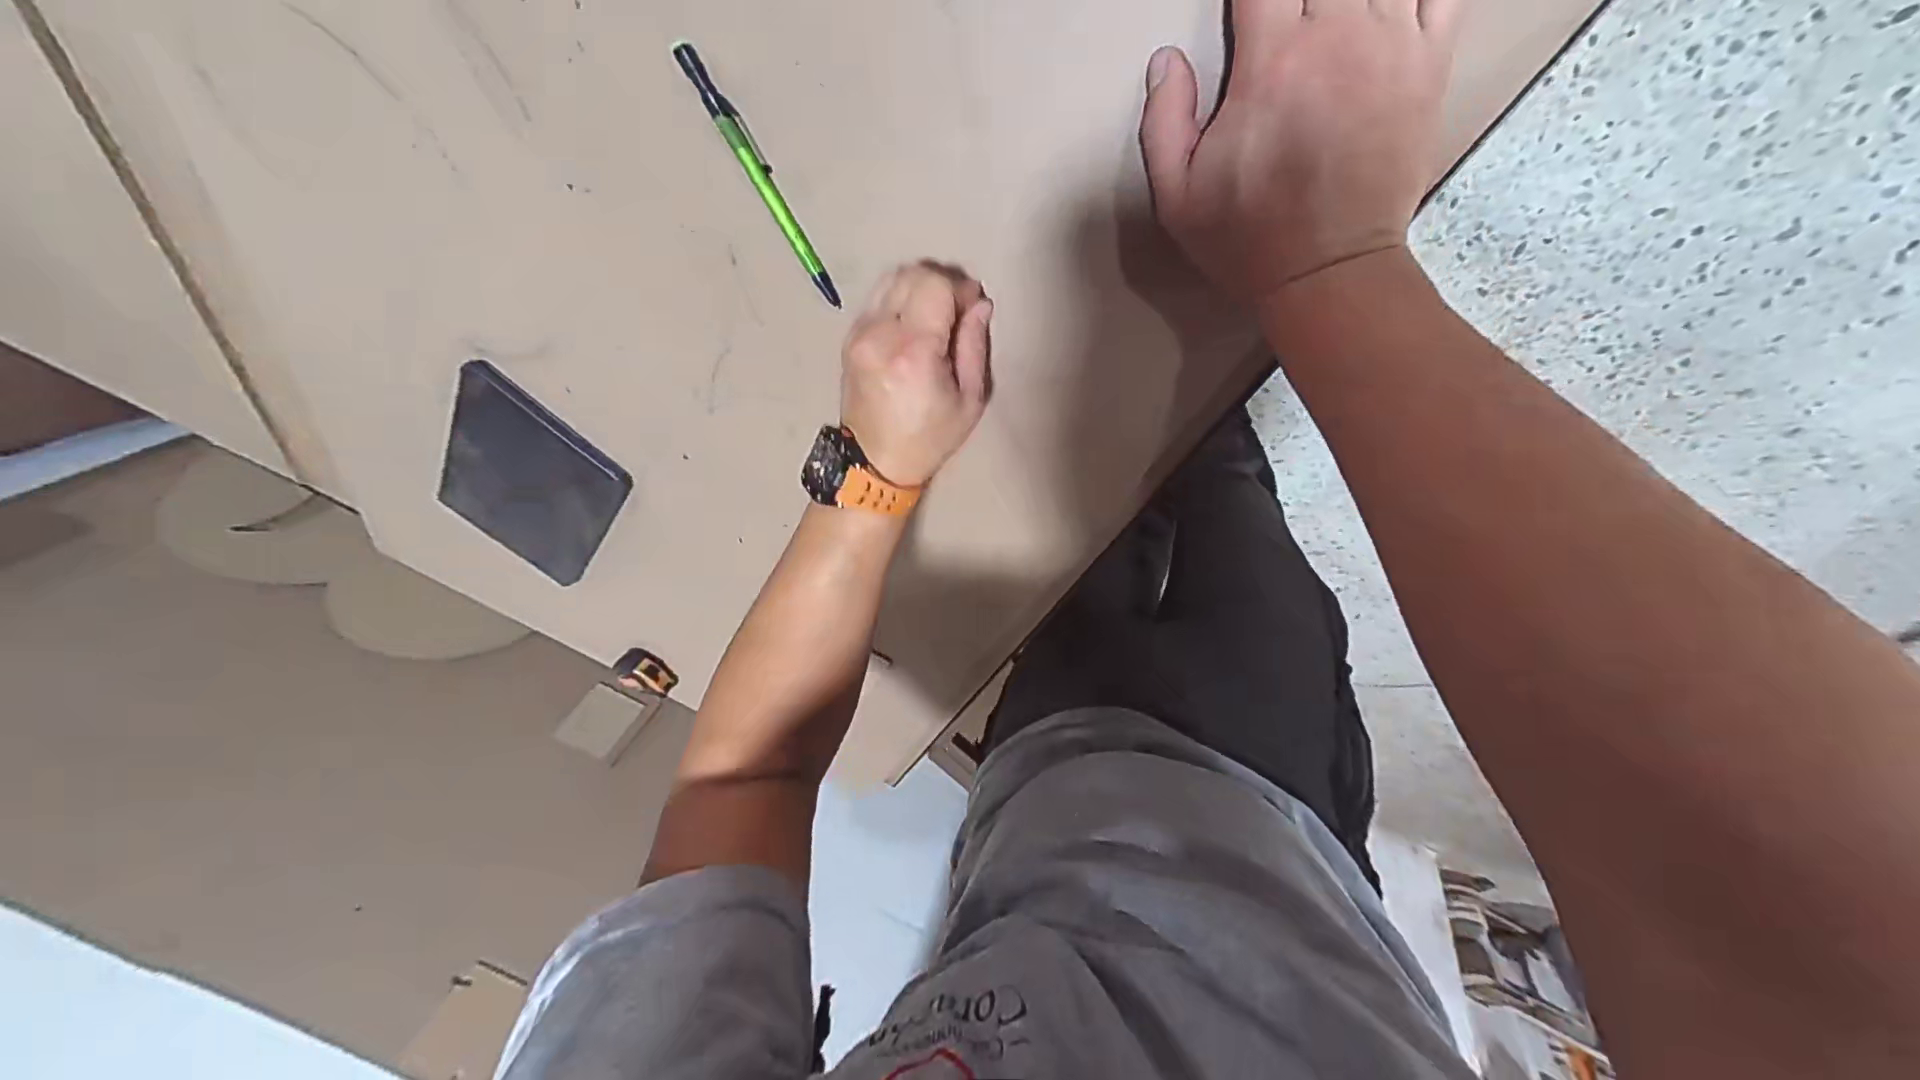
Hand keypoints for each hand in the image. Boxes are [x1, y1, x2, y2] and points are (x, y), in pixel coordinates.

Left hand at [840, 262, 993, 487]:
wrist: (875, 462)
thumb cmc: (929, 438)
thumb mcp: (970, 400)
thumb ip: (975, 345)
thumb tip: (980, 304)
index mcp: (913, 353)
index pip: (936, 285)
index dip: (961, 288)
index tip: (973, 308)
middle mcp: (880, 335)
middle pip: (912, 273)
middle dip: (941, 283)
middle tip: (957, 311)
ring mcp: (859, 334)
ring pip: (891, 278)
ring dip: (919, 287)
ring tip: (935, 316)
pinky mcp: (850, 339)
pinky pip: (877, 299)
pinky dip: (900, 300)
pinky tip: (912, 327)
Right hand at [1139, 0, 1460, 306]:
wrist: (1326, 272)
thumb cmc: (1247, 239)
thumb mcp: (1178, 199)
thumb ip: (1164, 123)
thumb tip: (1165, 61)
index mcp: (1269, 65)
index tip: (1240, 6)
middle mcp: (1337, 37)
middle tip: (1280, 17)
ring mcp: (1393, 44)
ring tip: (1322, 16)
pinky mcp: (1429, 64)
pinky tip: (1380, 6)